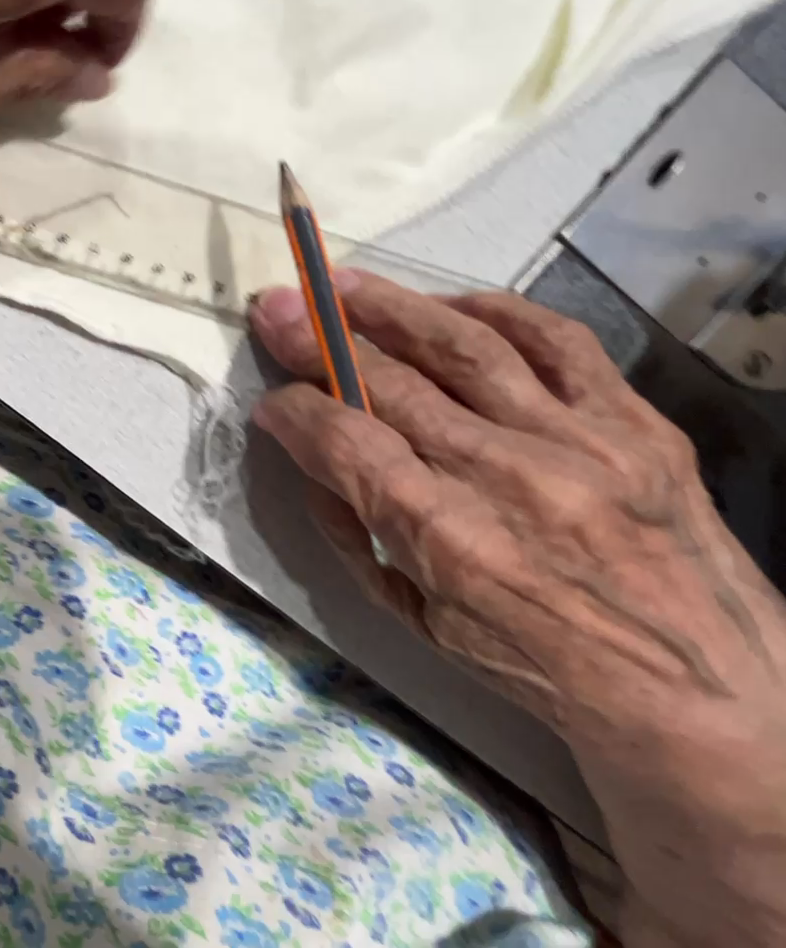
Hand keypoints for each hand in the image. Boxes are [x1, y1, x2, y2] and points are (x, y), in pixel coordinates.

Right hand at [250, 270, 785, 945]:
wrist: (704, 690)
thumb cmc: (530, 661)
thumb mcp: (412, 613)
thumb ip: (351, 526)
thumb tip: (309, 452)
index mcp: (445, 535)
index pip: (343, 439)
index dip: (293, 409)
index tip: (269, 400)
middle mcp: (509, 474)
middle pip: (389, 382)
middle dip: (315, 340)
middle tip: (274, 307)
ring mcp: (581, 440)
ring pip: (465, 346)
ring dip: (390, 306)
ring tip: (342, 283)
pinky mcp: (635, 424)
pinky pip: (558, 342)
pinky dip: (494, 311)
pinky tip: (446, 304)